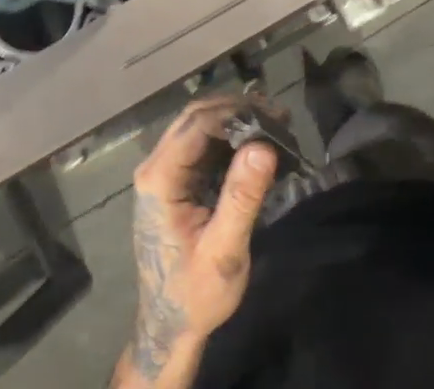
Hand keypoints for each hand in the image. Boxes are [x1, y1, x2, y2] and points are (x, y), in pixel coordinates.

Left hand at [122, 97, 277, 382]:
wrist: (171, 323)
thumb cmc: (196, 292)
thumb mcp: (224, 250)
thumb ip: (242, 197)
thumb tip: (263, 147)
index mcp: (159, 179)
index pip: (197, 126)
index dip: (235, 114)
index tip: (273, 115)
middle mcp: (155, 168)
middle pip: (194, 120)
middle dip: (236, 111)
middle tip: (278, 114)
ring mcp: (163, 173)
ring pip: (198, 129)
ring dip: (234, 122)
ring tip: (275, 124)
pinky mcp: (175, 182)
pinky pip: (201, 148)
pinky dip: (229, 141)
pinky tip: (257, 145)